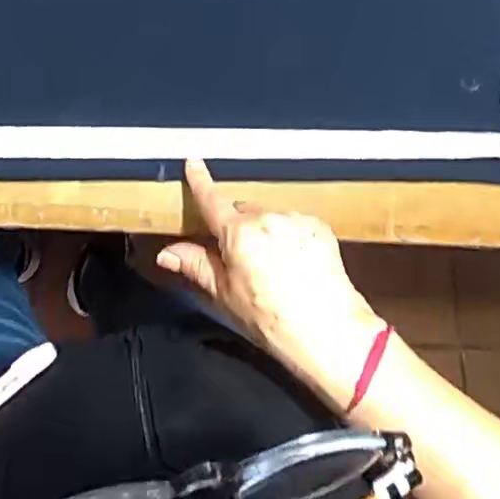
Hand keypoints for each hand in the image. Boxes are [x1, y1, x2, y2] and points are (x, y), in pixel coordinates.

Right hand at [156, 159, 382, 362]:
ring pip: (268, 217)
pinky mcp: (318, 227)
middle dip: (237, 227)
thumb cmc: (275, 322)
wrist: (332, 335)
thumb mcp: (226, 295)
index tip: (193, 163)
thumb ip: (196, 265)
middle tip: (239, 259)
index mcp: (238, 233)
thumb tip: (167, 254)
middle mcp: (266, 218)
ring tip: (273, 267)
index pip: (211, 199)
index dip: (200, 180)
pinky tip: (295, 264)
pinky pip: (293, 223)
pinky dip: (289, 237)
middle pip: (241, 211)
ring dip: (264, 232)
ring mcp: (294, 220)